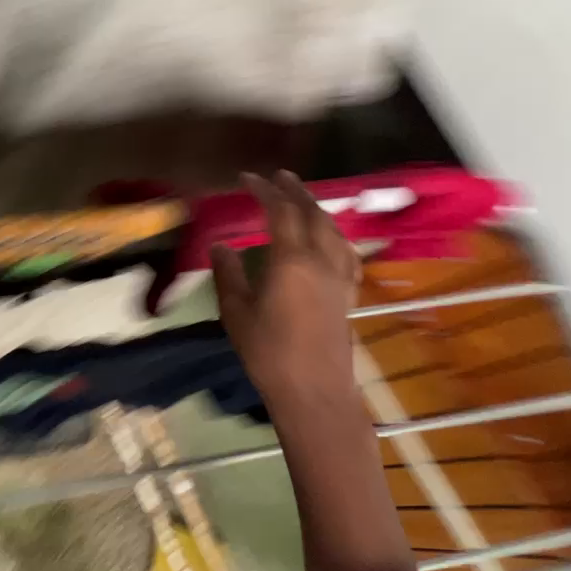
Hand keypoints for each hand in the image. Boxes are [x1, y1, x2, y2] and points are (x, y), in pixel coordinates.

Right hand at [212, 171, 361, 406]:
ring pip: (334, 231)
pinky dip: (336, 236)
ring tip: (304, 201)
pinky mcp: (348, 296)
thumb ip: (229, 273)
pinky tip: (331, 241)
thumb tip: (222, 245)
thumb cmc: (268, 351)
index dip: (264, 190)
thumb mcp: (235, 311)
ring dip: (318, 210)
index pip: (280, 211)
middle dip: (296, 192)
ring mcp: (340, 279)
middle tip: (279, 177)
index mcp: (291, 260)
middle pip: (313, 215)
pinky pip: (347, 253)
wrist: (314, 392)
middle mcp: (321, 261)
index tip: (247, 178)